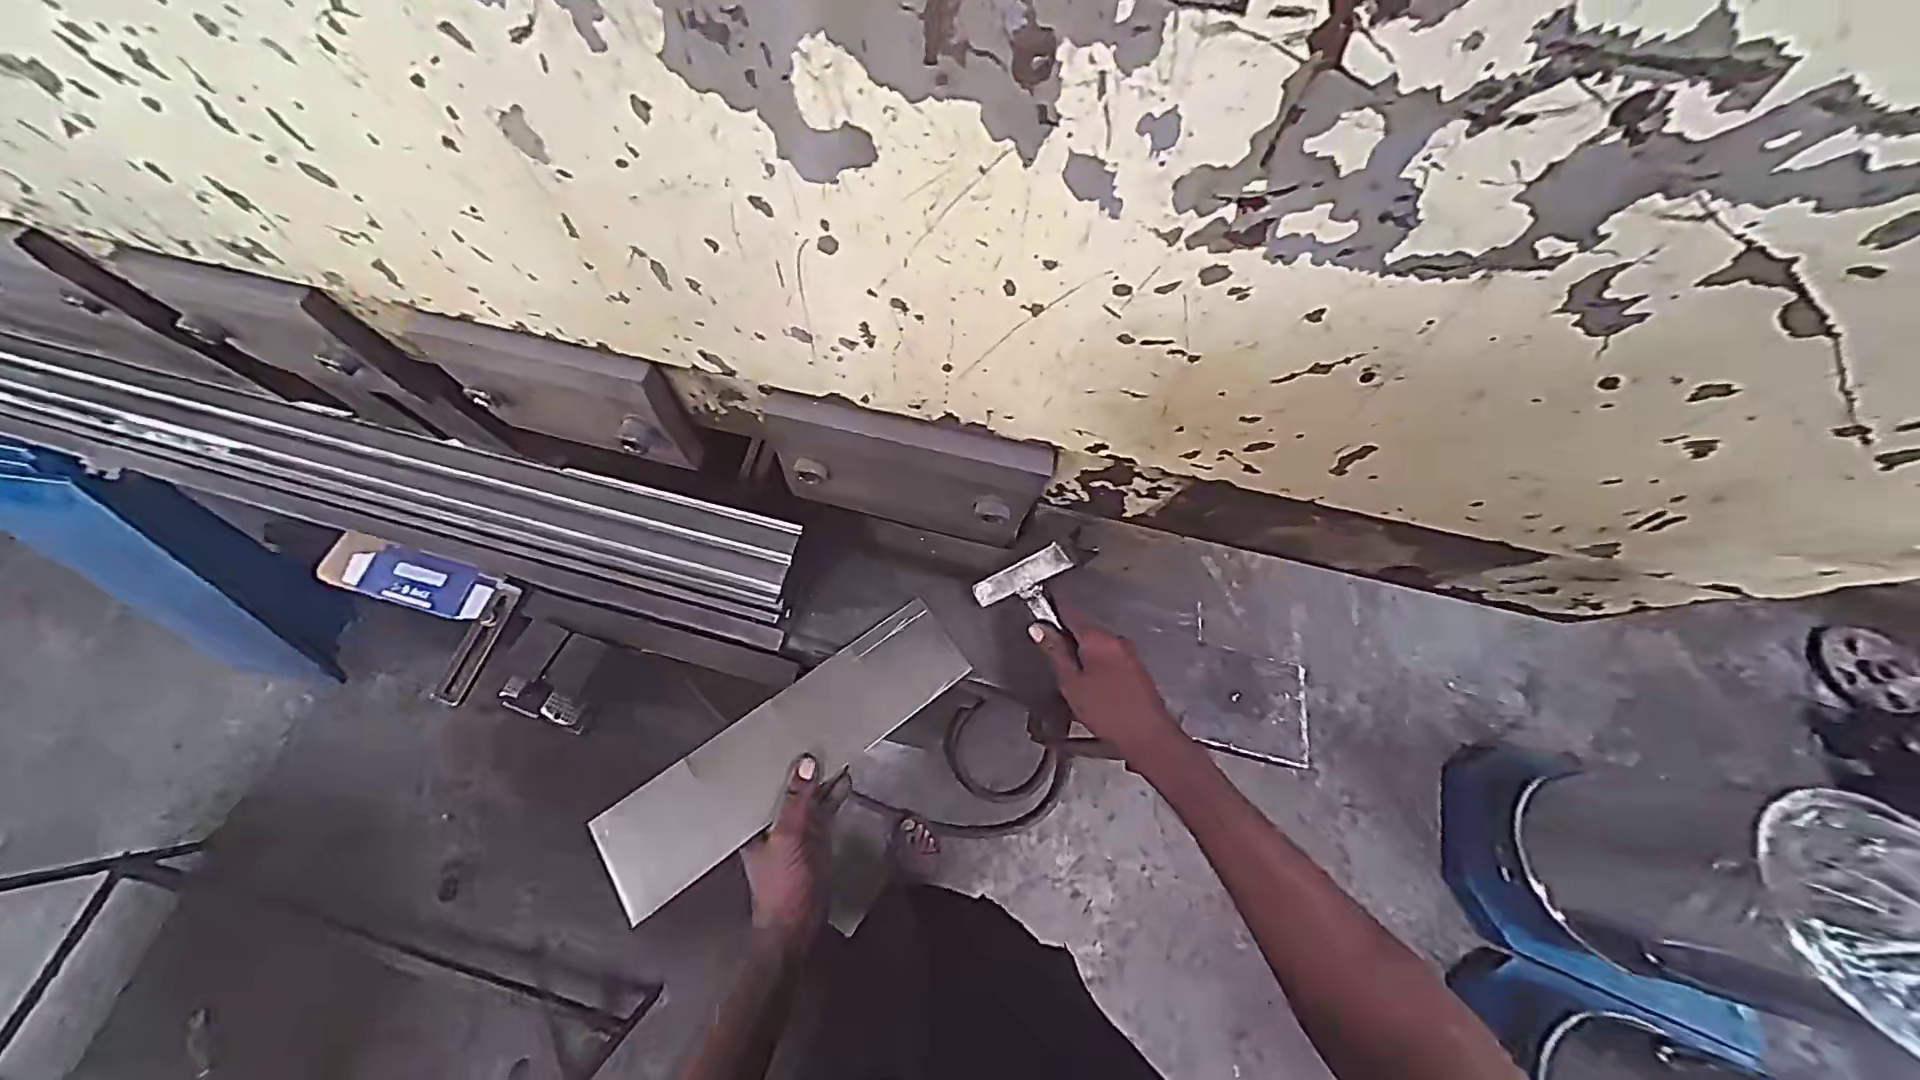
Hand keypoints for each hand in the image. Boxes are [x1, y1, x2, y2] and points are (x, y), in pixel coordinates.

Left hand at [741, 755, 829, 948]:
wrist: (797, 927)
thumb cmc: (782, 885)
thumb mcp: (788, 837)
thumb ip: (797, 800)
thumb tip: (807, 762)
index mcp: (753, 820)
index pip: (760, 782)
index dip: (773, 760)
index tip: (787, 735)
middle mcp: (771, 821)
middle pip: (787, 786)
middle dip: (802, 767)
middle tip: (819, 736)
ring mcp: (795, 829)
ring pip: (808, 795)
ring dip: (821, 778)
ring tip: (837, 751)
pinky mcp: (815, 837)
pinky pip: (824, 808)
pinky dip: (834, 794)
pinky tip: (845, 779)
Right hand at [1029, 612, 1193, 770]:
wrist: (1148, 737)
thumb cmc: (1108, 713)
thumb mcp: (1071, 683)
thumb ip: (1054, 652)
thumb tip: (1039, 629)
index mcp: (1098, 639)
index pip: (1070, 611)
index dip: (1052, 609)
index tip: (1040, 609)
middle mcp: (1116, 640)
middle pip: (1084, 629)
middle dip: (1066, 639)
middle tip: (1052, 660)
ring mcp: (1129, 653)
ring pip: (1097, 644)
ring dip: (1082, 655)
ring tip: (1073, 682)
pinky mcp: (1135, 667)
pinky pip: (1109, 657)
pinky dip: (1096, 665)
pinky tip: (1092, 689)